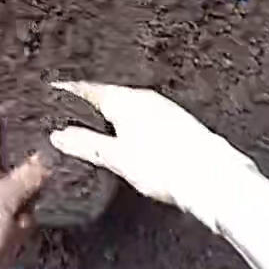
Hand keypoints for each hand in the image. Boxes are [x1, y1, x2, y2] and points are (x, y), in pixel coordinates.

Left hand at [0, 111, 48, 268]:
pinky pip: (17, 219)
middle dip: (29, 166)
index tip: (26, 102)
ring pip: (19, 190)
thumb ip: (28, 175)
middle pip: (11, 158)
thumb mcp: (3, 195)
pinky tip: (18, 232)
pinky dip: (21, 224)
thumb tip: (47, 158)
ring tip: (24, 212)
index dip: (6, 111)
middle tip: (48, 165)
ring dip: (28, 199)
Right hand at [48, 81, 259, 232]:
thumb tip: (59, 135)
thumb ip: (87, 145)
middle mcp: (143, 98)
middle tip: (69, 107)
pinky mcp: (174, 121)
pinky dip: (127, 120)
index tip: (54, 90)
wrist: (214, 179)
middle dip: (88, 102)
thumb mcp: (118, 158)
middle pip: (107, 95)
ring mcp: (161, 108)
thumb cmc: (167, 167)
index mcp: (126, 100)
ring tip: (94, 122)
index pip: (89, 90)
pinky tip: (127, 135)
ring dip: (109, 111)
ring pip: (126, 104)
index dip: (69, 91)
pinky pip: (141, 113)